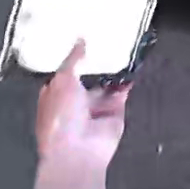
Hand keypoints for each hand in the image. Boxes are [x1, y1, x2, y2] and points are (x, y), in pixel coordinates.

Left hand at [35, 41, 131, 174]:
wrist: (79, 151)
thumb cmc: (61, 115)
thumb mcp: (62, 80)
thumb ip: (73, 59)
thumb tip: (81, 40)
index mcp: (56, 94)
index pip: (65, 72)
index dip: (74, 57)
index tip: (85, 37)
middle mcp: (75, 101)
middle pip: (88, 77)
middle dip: (98, 63)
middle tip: (109, 38)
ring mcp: (96, 107)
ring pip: (107, 84)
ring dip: (114, 70)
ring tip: (124, 46)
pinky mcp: (115, 112)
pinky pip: (122, 92)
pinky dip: (127, 80)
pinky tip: (133, 62)